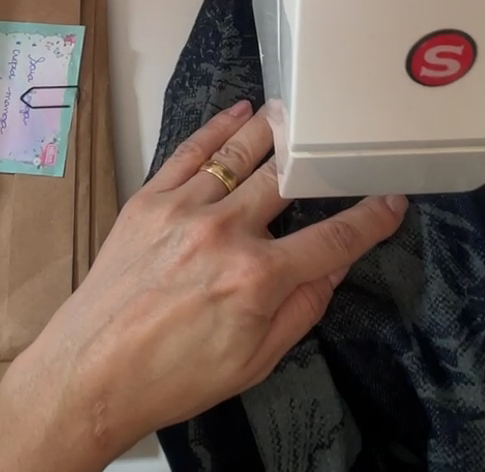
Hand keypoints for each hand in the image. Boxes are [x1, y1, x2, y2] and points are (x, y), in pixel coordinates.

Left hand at [0, 100, 408, 471]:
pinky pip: (191, 152)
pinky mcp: (151, 198)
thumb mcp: (254, 360)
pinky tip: (236, 113)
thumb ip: (301, 307)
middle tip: (336, 139)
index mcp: (258, 277)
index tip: (390, 200)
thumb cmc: (174, 375)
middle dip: (318, 159)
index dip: (368, 219)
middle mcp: (225, 232)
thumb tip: (334, 266)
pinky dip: (217, 128)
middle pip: (285, 181)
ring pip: (240, 155)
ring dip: (271, 130)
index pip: (331, 239)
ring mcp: (185, 208)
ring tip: (290, 110)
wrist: (94, 369)